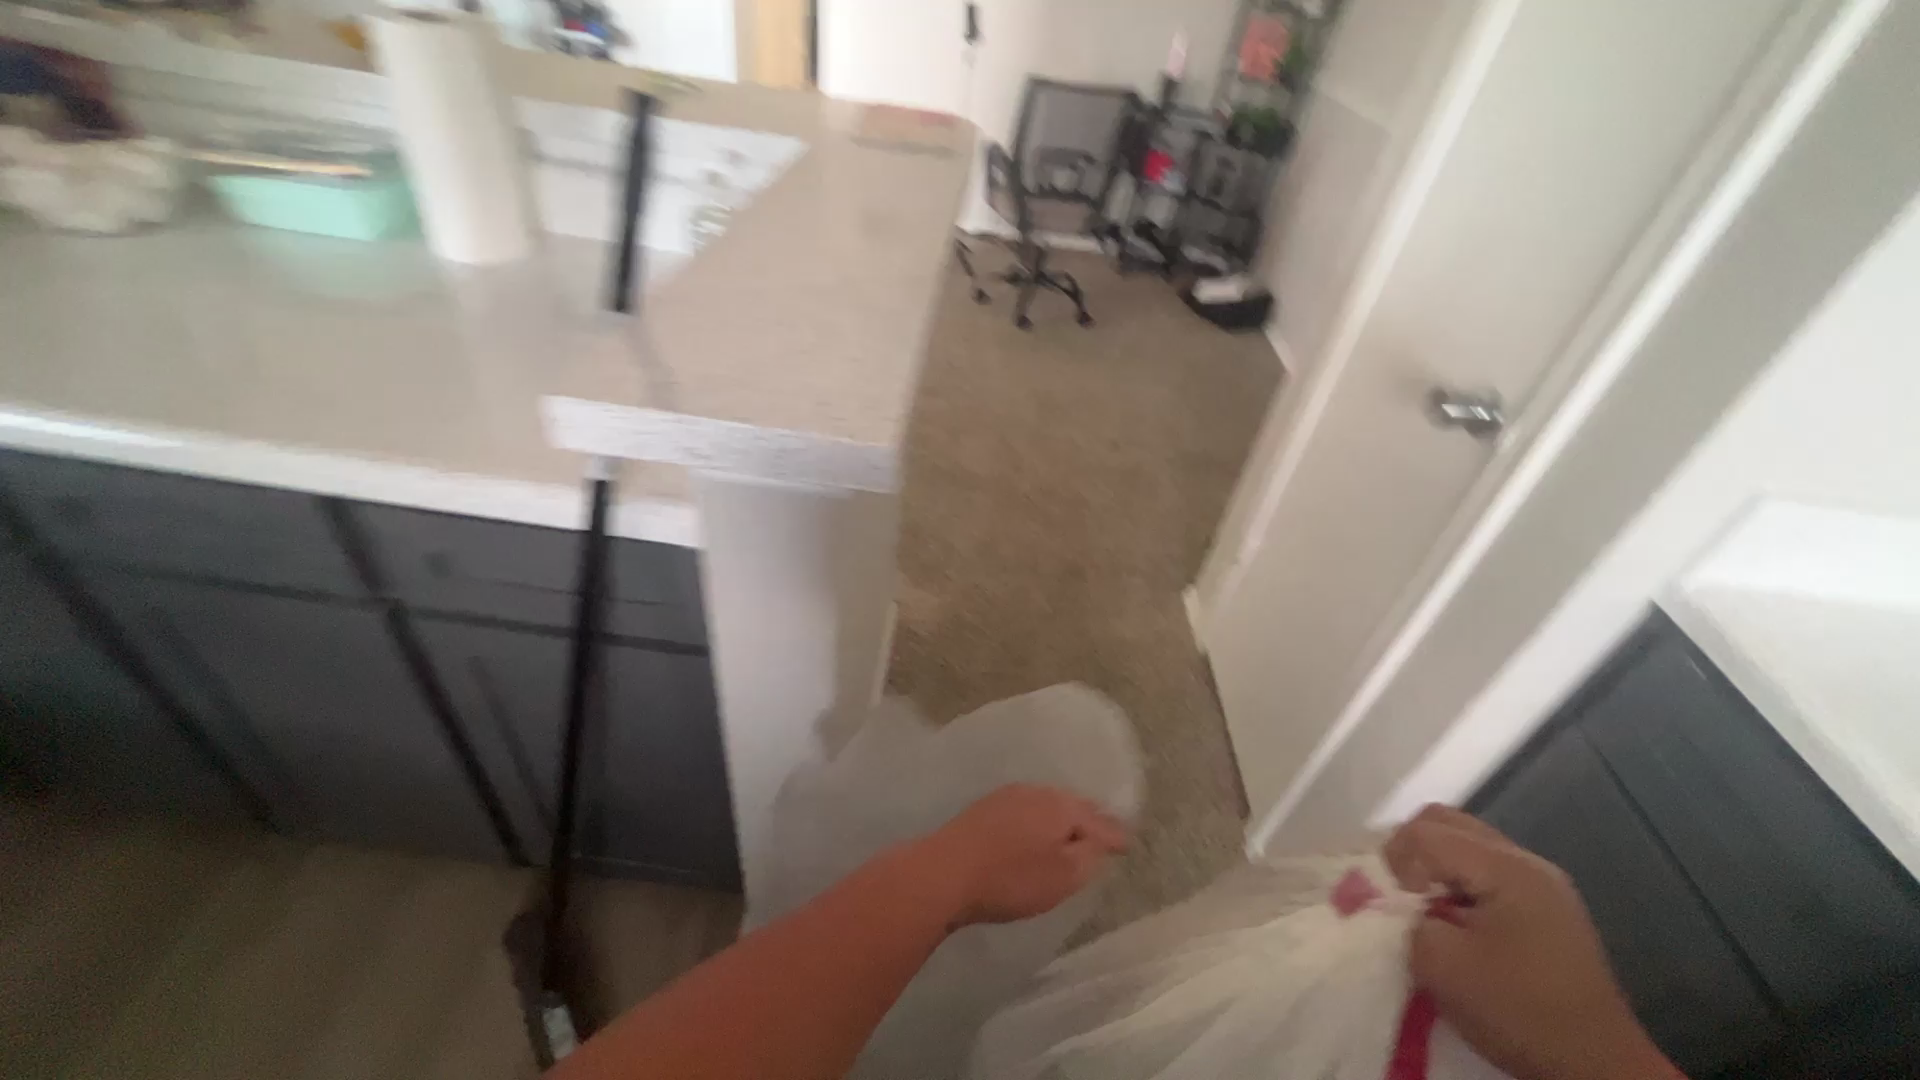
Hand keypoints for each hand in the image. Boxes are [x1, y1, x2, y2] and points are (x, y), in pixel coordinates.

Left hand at [908, 784, 1129, 926]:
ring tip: (1073, 833)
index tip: (1128, 843)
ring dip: (1062, 819)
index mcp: (1060, 806)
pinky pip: (1025, 811)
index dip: (1114, 834)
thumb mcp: (1063, 876)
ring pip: (1046, 805)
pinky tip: (1035, 833)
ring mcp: (1006, 797)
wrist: (944, 872)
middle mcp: (1036, 792)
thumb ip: (1089, 856)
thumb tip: (1099, 841)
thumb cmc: (1011, 878)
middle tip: (1106, 833)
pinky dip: (1038, 821)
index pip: (1098, 820)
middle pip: (1072, 805)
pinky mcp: (984, 810)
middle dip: (1090, 819)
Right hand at [1385, 805, 1685, 1079]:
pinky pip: (1484, 868)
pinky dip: (1456, 881)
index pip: (1424, 833)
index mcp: (1506, 868)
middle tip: (1399, 893)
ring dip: (1433, 865)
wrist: (1598, 1069)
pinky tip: (1453, 918)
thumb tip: (1392, 901)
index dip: (1393, 862)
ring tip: (1423, 907)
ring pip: (1464, 840)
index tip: (1392, 905)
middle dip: (1409, 851)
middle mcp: (1526, 862)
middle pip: (1445, 821)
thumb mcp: (1441, 964)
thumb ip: (1403, 917)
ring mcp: (1540, 882)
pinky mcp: (1544, 905)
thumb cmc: (1517, 1011)